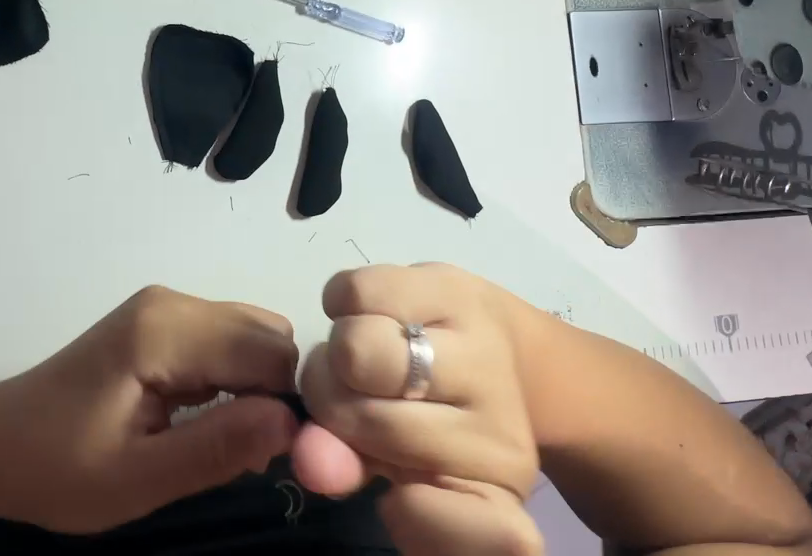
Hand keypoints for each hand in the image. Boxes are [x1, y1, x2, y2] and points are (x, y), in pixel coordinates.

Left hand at [0, 286, 300, 533]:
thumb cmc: (57, 468)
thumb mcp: (137, 479)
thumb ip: (218, 448)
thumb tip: (294, 423)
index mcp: (165, 330)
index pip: (270, 351)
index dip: (290, 404)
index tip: (280, 458)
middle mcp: (173, 302)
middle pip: (267, 336)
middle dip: (276, 394)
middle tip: (247, 456)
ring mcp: (166, 308)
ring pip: (252, 336)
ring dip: (256, 388)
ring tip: (224, 443)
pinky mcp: (161, 323)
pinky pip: (226, 343)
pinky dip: (234, 381)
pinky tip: (205, 423)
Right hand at [294, 264, 545, 555]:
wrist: (504, 352)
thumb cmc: (435, 418)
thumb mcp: (393, 462)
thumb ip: (345, 465)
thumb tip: (307, 453)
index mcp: (489, 490)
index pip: (448, 525)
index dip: (412, 517)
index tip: (396, 500)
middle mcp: (498, 426)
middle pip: (365, 416)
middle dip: (333, 400)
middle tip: (351, 394)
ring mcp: (480, 352)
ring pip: (356, 346)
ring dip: (338, 349)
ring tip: (363, 355)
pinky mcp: (455, 286)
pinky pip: (356, 290)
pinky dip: (341, 303)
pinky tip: (368, 314)